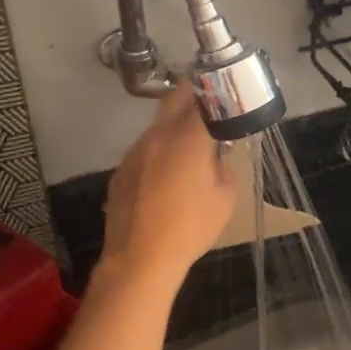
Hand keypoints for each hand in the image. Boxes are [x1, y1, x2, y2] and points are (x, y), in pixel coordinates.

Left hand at [97, 85, 236, 291]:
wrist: (140, 258)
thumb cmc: (191, 227)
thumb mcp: (225, 198)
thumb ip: (224, 167)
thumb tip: (216, 158)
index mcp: (188, 137)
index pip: (204, 96)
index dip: (218, 91)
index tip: (229, 94)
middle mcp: (158, 135)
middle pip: (174, 98)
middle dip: (192, 95)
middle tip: (210, 105)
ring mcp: (135, 151)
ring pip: (157, 125)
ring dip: (174, 127)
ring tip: (190, 149)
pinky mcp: (121, 170)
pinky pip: (145, 150)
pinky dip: (159, 152)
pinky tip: (167, 177)